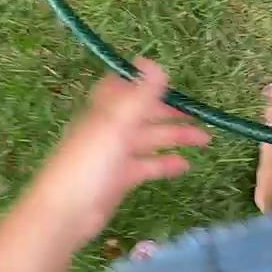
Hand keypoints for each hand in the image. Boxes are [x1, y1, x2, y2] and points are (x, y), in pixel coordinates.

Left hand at [20, 58, 210, 245]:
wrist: (65, 211)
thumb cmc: (89, 163)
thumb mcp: (116, 123)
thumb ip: (138, 94)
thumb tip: (150, 60)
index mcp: (105, 110)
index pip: (125, 87)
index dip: (146, 82)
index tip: (172, 81)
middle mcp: (110, 128)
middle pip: (143, 114)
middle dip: (170, 112)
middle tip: (201, 115)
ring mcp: (114, 155)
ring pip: (149, 139)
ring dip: (174, 137)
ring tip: (205, 139)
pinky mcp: (120, 179)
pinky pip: (147, 165)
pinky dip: (166, 163)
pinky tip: (185, 164)